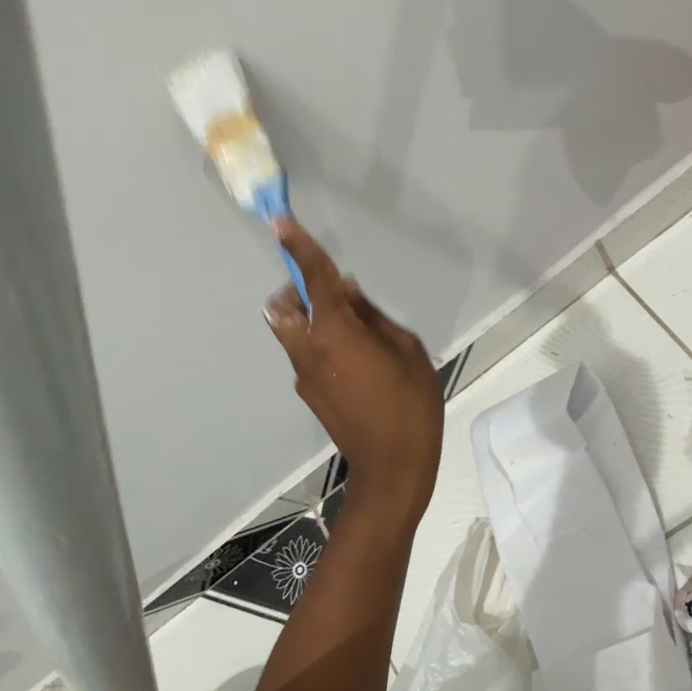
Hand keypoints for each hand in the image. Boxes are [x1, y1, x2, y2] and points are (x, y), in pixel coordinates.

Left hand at [265, 217, 442, 518]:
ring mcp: (304, 376)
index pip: (314, 280)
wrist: (392, 468)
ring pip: (292, 333)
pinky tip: (357, 361)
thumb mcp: (406, 350)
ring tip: (354, 331)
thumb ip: (373, 317)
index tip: (281, 222)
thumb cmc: (410, 406)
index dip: (299, 247)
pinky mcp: (310, 395)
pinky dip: (320, 343)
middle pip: (282, 308)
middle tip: (333, 294)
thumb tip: (350, 294)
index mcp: (335, 334)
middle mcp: (309, 351)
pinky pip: (307, 355)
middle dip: (297, 291)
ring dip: (310, 319)